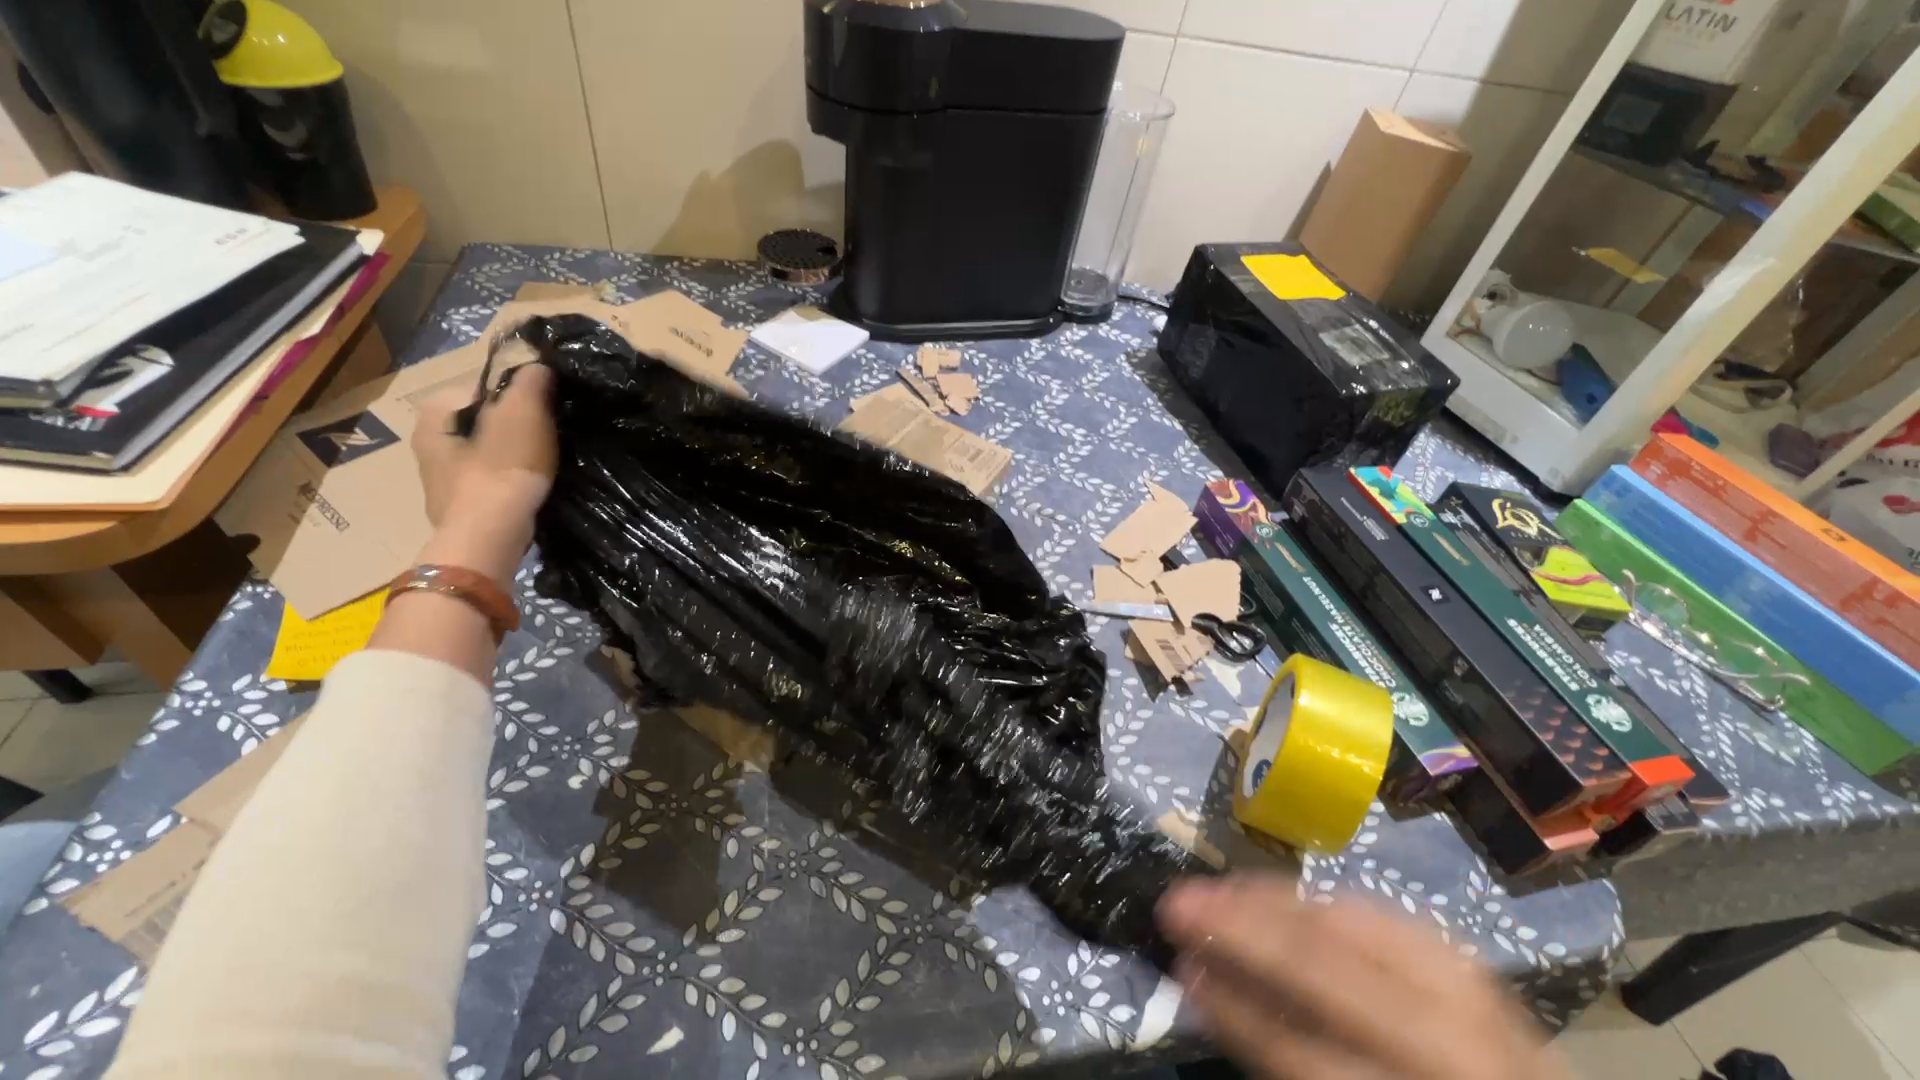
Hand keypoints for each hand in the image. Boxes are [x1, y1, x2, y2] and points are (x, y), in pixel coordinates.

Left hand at [410, 363, 558, 584]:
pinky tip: (529, 488)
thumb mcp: (523, 412)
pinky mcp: (457, 506)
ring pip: (488, 451)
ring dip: (515, 453)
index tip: (549, 407)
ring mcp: (439, 477)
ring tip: (545, 463)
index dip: (521, 391)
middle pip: (485, 419)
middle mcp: (426, 440)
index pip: (485, 385)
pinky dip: (509, 480)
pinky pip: (490, 479)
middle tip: (550, 435)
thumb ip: (530, 382)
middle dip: (516, 423)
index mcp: (435, 410)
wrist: (489, 537)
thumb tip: (538, 366)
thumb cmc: (503, 467)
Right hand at [1157, 875, 1569, 1079]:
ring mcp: (1478, 1006)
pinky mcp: (1480, 974)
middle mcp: (1453, 1052)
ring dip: (1279, 902)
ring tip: (1220, 889)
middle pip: (1332, 969)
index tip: (1179, 967)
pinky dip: (1331, 905)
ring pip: (1366, 929)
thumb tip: (1206, 983)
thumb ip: (1281, 1050)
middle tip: (1176, 902)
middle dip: (1243, 928)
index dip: (1235, 1008)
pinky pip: (1395, 921)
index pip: (1305, 1050)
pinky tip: (1287, 898)